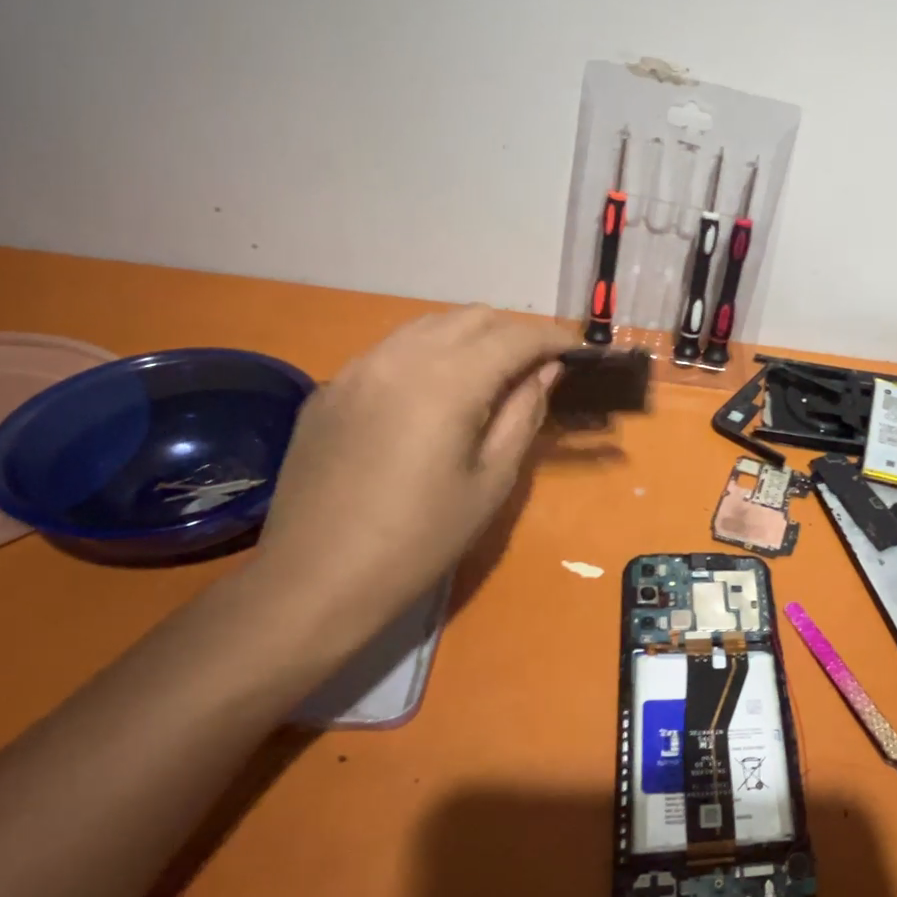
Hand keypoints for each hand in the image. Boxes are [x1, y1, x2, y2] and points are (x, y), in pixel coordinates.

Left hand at [252, 306, 570, 636]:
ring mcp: (357, 369)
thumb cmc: (422, 538)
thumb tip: (547, 371)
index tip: (579, 352)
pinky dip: (428, 355)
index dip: (554, 339)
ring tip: (492, 375)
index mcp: (447, 382)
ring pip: (428, 326)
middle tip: (538, 367)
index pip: (514, 337)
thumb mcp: (492, 480)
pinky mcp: (330, 389)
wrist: (317, 579)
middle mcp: (399, 357)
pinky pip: (391, 351)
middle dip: (514, 333)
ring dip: (470, 338)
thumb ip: (524, 413)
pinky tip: (434, 396)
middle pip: (471, 317)